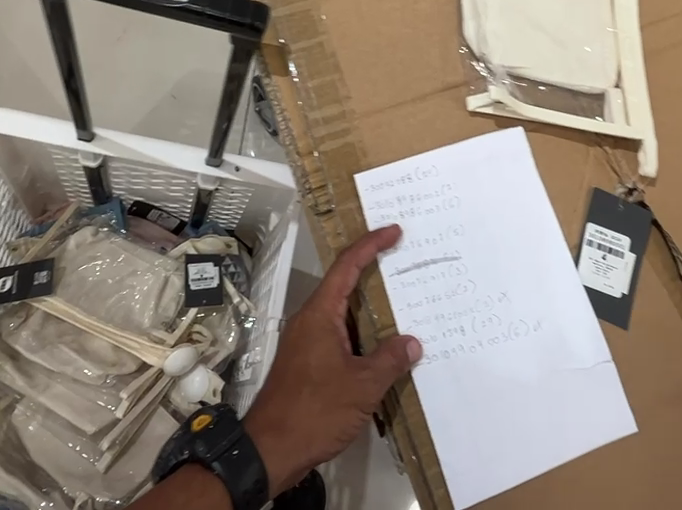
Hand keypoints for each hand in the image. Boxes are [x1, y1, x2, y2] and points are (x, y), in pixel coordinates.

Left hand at [244, 225, 422, 492]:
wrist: (270, 450)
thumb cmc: (314, 410)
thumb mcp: (361, 386)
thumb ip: (389, 360)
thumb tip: (412, 343)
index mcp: (320, 313)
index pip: (347, 266)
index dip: (371, 244)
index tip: (394, 231)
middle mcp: (311, 319)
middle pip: (344, 284)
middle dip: (373, 271)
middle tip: (404, 262)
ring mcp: (307, 341)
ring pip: (343, 313)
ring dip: (370, 308)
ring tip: (403, 304)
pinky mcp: (308, 362)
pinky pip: (340, 335)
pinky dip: (362, 334)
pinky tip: (383, 348)